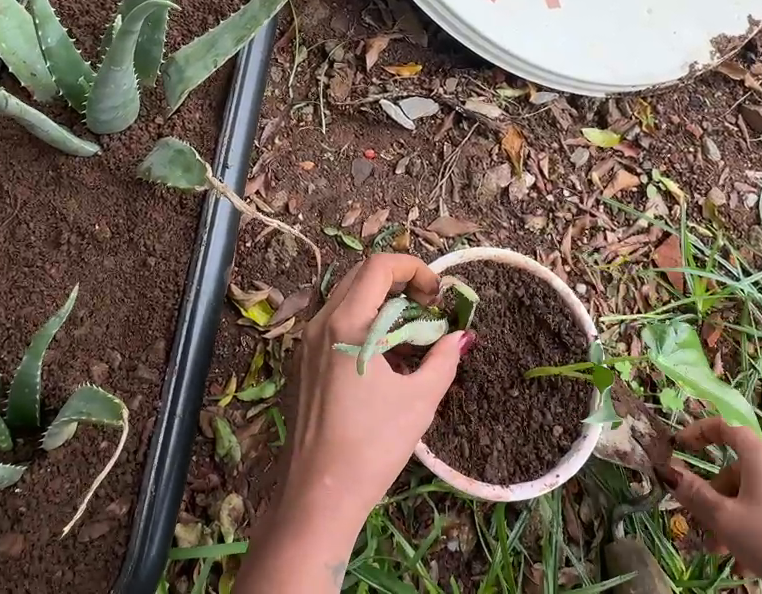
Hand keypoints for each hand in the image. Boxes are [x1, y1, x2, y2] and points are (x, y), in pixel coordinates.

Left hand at [236, 254, 468, 592]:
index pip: (379, 266)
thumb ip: (443, 360)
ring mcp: (305, 343)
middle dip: (398, 281)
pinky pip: (332, 322)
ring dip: (378, 301)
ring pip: (343, 297)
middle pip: (360, 275)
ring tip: (406, 332)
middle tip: (426, 308)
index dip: (413, 268)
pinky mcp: (300, 364)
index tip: (436, 296)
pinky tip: (380, 357)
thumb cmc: (372, 447)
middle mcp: (320, 323)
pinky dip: (360, 321)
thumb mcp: (419, 401)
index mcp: (347, 324)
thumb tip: (461, 337)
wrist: (316, 496)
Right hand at [659, 419, 761, 593]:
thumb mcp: (725, 520)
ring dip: (729, 518)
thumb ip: (694, 493)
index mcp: (760, 458)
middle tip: (697, 520)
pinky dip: (751, 530)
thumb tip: (668, 470)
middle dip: (712, 495)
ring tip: (718, 552)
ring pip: (751, 497)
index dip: (698, 431)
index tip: (678, 447)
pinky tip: (745, 564)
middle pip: (736, 470)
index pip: (725, 427)